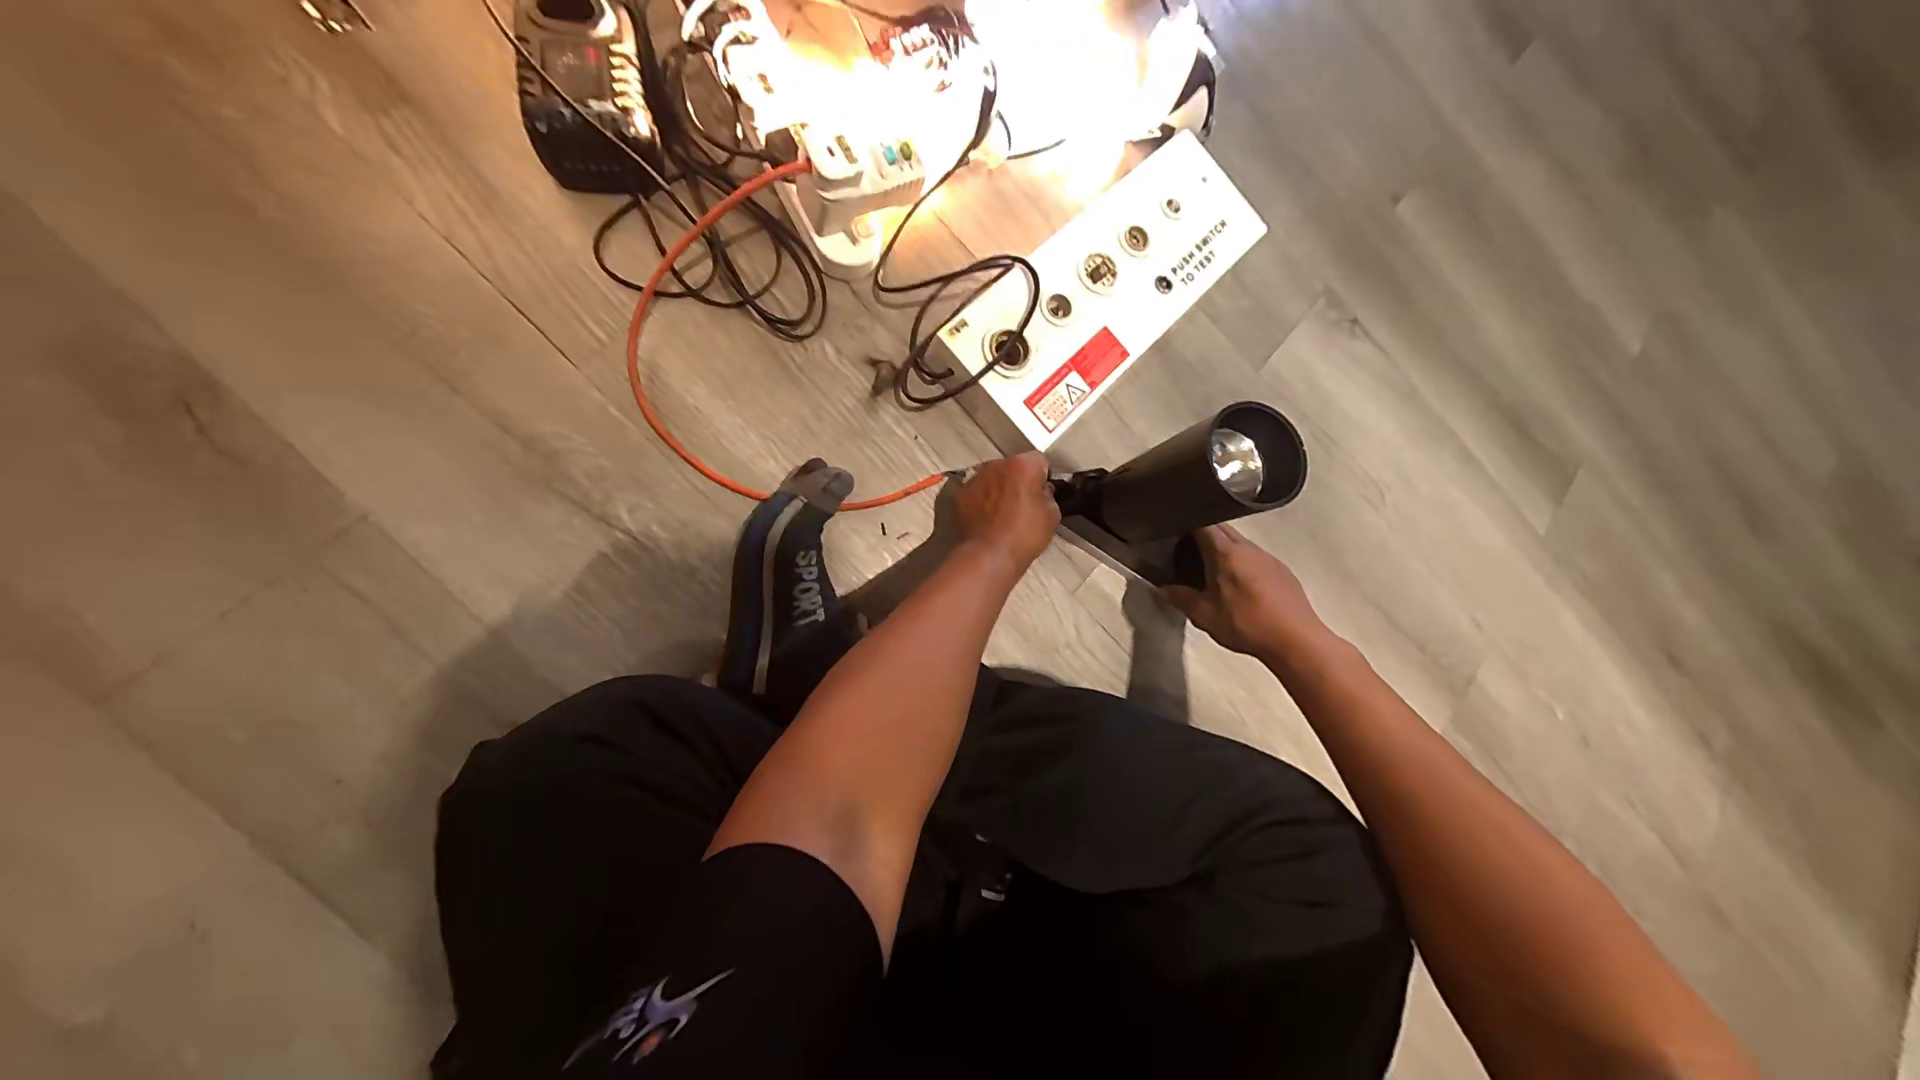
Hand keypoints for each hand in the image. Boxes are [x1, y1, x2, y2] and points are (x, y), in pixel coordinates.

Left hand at [949, 452, 1059, 571]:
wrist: (988, 555)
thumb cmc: (1024, 535)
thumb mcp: (1051, 516)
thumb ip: (1048, 496)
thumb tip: (1042, 490)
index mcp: (1022, 465)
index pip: (1039, 460)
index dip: (1043, 476)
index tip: (1042, 492)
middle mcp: (996, 464)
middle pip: (1012, 467)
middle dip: (1018, 480)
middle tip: (1022, 503)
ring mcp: (975, 478)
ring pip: (992, 477)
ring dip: (998, 489)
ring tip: (1001, 513)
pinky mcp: (959, 494)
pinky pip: (975, 492)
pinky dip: (980, 500)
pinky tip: (985, 519)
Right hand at [1161, 524, 1328, 660]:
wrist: (1295, 640)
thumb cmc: (1246, 624)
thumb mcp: (1204, 615)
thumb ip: (1181, 598)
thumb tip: (1162, 589)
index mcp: (1225, 552)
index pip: (1203, 524)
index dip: (1186, 524)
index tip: (1173, 531)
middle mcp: (1248, 548)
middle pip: (1222, 528)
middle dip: (1203, 533)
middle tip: (1186, 550)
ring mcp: (1268, 557)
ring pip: (1240, 541)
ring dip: (1224, 548)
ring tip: (1211, 568)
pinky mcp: (1282, 570)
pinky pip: (1255, 556)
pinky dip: (1242, 561)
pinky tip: (1239, 584)